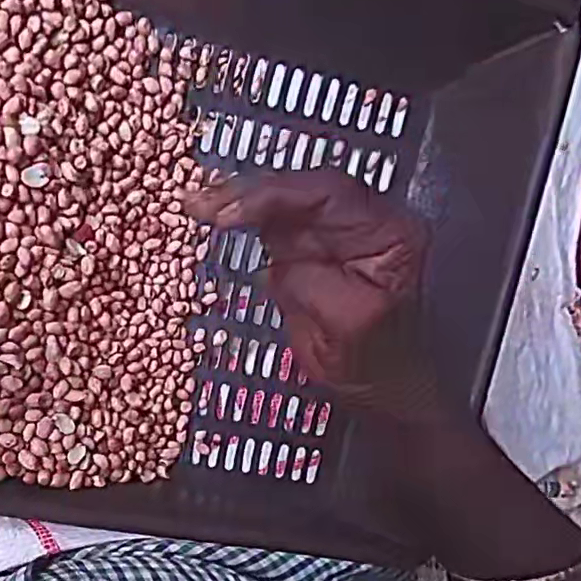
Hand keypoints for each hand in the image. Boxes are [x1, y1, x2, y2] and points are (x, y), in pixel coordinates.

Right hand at [188, 172, 435, 420]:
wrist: (383, 386)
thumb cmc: (381, 361)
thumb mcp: (350, 322)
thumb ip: (310, 286)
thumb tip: (274, 268)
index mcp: (383, 233)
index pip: (326, 195)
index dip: (273, 196)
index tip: (227, 214)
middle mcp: (354, 226)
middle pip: (296, 194)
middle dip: (245, 194)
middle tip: (198, 203)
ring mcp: (325, 241)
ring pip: (277, 210)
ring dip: (234, 204)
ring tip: (197, 206)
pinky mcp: (301, 258)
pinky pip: (268, 234)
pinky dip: (238, 225)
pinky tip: (212, 218)